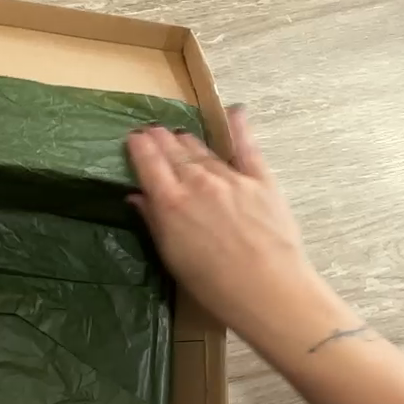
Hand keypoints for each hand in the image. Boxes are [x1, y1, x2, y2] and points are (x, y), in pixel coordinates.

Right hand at [126, 109, 327, 347]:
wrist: (270, 292)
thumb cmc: (214, 285)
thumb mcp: (172, 257)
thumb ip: (153, 220)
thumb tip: (137, 195)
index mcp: (170, 201)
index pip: (147, 159)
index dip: (138, 145)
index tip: (133, 138)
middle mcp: (197, 181)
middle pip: (172, 148)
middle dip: (159, 138)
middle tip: (152, 133)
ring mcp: (230, 177)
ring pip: (201, 148)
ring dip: (186, 140)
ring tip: (177, 136)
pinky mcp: (260, 179)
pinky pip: (246, 146)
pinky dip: (239, 127)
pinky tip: (234, 112)